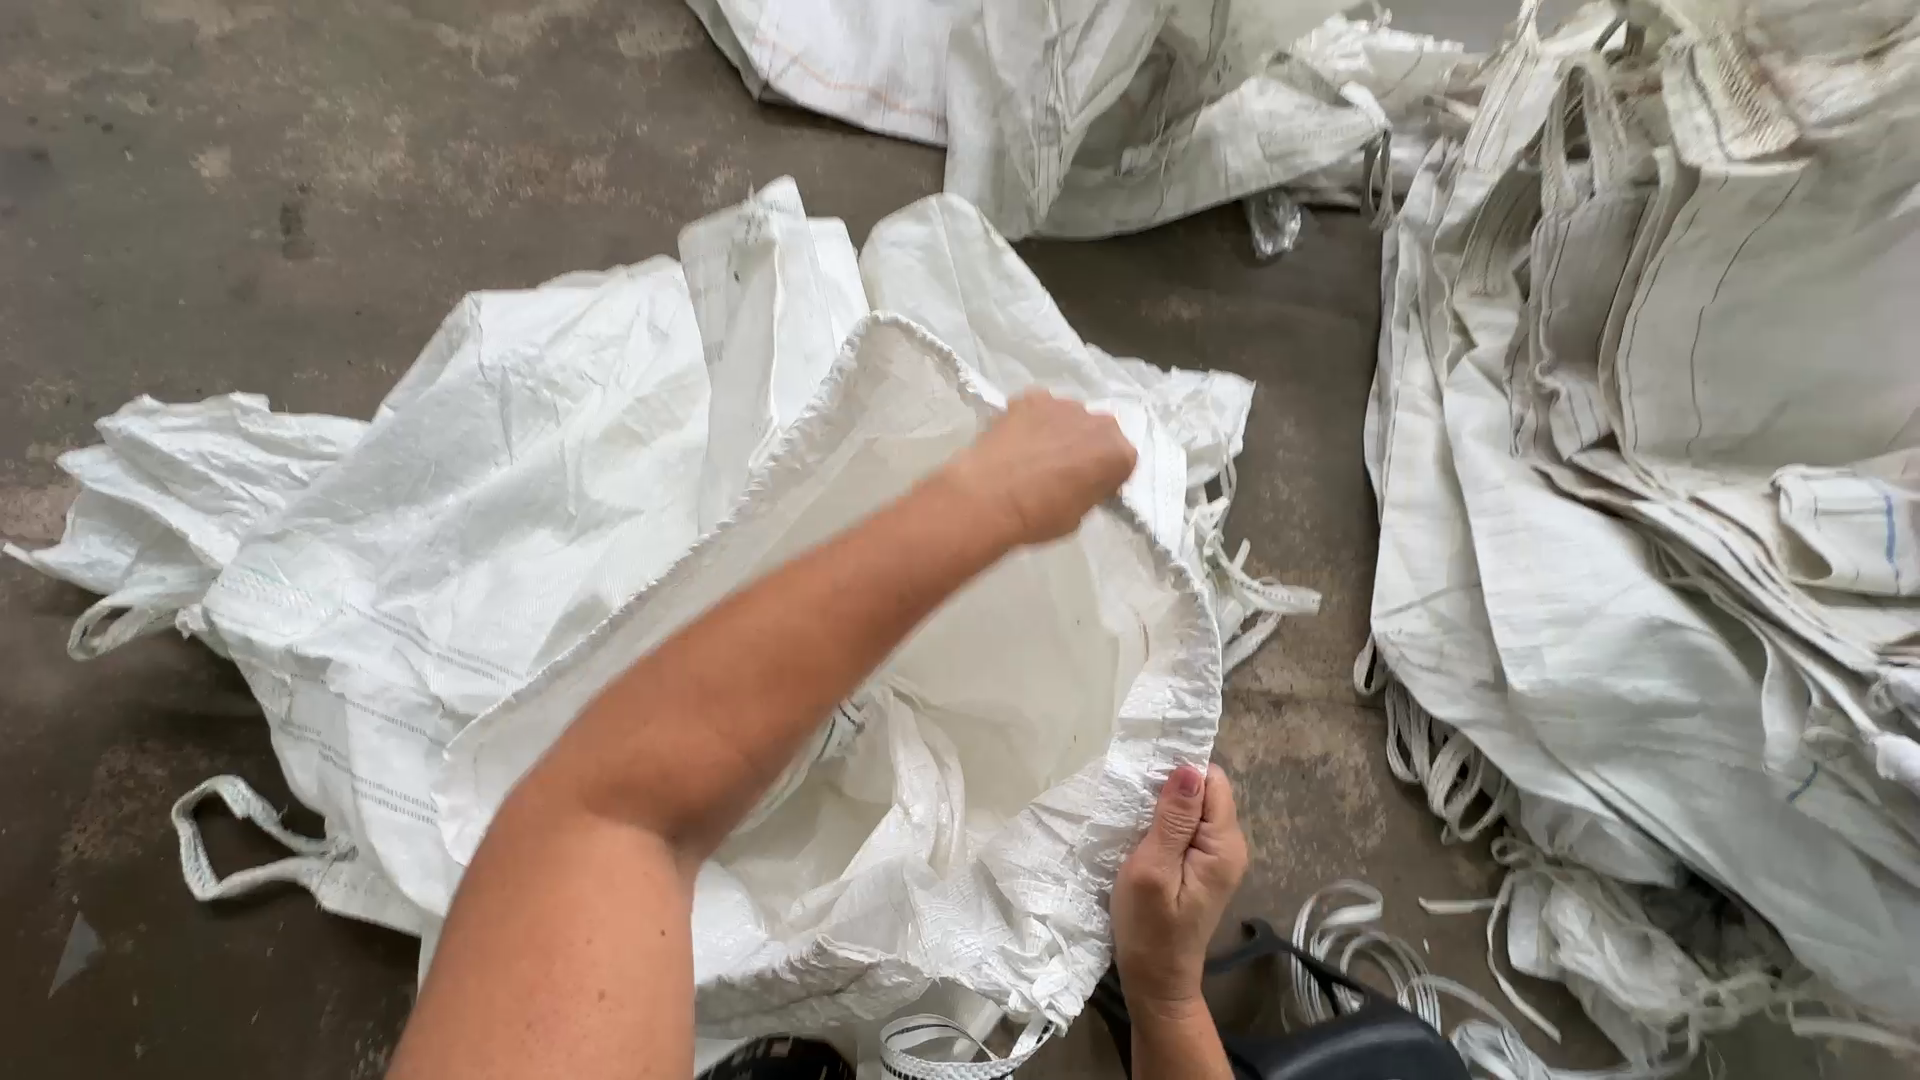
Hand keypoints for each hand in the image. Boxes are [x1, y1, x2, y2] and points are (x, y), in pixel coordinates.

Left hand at [938, 390, 1136, 546]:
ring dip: (1058, 431)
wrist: (990, 498)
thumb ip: (1089, 492)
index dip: (1104, 476)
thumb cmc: (1039, 516)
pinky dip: (1031, 420)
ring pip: (1068, 417)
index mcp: (1119, 454)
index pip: (1121, 462)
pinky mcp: (1030, 397)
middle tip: (1060, 470)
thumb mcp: (1078, 516)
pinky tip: (1015, 440)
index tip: (1087, 487)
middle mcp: (1099, 421)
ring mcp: (1063, 404)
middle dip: (1084, 447)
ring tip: (1033, 454)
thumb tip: (1081, 484)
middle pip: (1098, 433)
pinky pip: (1038, 408)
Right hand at [1111, 764, 1247, 1019]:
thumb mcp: (1153, 869)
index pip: (1212, 780)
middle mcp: (1230, 845)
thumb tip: (1189, 769)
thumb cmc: (1149, 928)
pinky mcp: (1203, 864)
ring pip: (1194, 807)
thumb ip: (1173, 819)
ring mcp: (1218, 856)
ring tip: (1134, 820)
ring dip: (1164, 806)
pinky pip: (1188, 826)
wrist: (1156, 982)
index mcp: (1223, 845)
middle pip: (1205, 790)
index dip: (1179, 773)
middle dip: (1171, 789)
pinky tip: (1143, 836)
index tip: (1143, 783)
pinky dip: (1165, 823)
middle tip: (1133, 806)